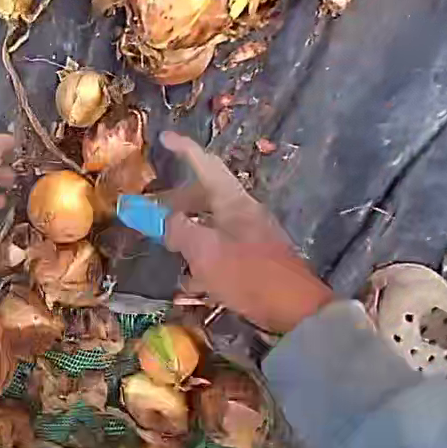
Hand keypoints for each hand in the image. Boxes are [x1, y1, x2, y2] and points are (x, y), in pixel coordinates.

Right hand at [158, 132, 334, 334]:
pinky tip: (190, 278)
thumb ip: (178, 230)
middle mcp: (243, 212)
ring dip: (187, 228)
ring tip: (166, 244)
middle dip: (175, 200)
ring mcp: (251, 234)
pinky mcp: (255, 257)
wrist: (296, 309)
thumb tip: (164, 219)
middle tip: (150, 210)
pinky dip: (201, 253)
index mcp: (232, 201)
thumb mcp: (204, 251)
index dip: (183, 149)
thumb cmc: (248, 274)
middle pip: (205, 195)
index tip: (164, 138)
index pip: (205, 164)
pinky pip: (221, 245)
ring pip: (211, 222)